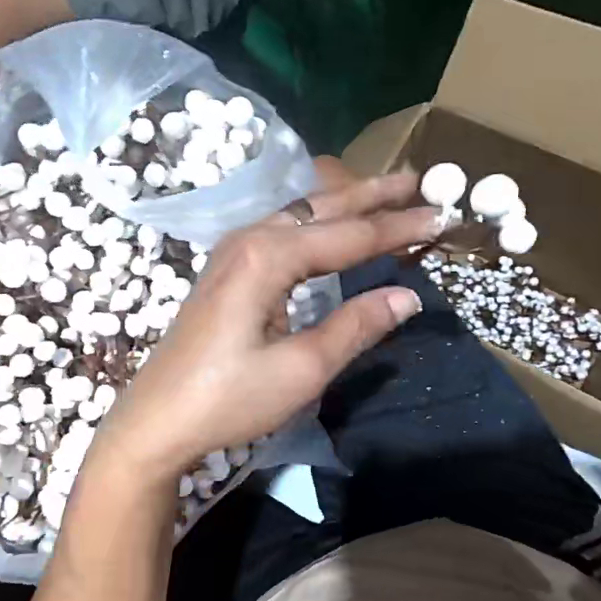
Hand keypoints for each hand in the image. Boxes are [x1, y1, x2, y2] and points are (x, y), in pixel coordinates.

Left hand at [88, 160, 439, 482]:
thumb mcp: (301, 369)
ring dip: (343, 204)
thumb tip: (407, 294)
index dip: (399, 228)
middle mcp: (248, 240)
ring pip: (299, 214)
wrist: (157, 420)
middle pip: (322, 208)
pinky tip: (329, 227)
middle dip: (373, 194)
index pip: (349, 235)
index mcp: (268, 257)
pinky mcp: (225, 271)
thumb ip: (356, 326)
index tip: (443, 215)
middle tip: (420, 179)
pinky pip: (281, 230)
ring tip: (385, 194)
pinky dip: (316, 223)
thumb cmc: (228, 399)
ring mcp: (231, 253)